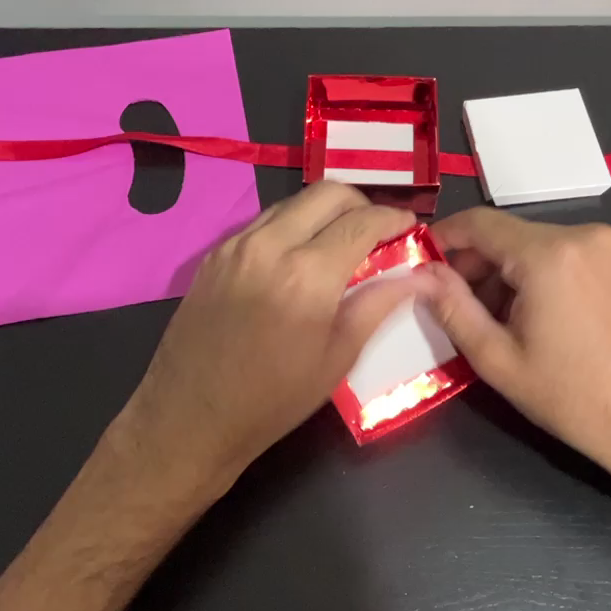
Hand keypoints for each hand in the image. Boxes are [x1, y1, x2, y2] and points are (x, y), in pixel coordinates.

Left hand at [109, 182, 436, 501]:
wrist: (190, 418)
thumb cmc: (272, 400)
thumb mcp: (337, 358)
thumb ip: (378, 305)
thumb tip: (421, 276)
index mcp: (307, 274)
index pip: (362, 221)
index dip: (394, 218)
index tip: (410, 226)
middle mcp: (269, 245)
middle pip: (327, 193)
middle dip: (361, 204)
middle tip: (376, 233)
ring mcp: (235, 246)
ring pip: (291, 202)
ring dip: (323, 212)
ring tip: (340, 244)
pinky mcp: (213, 256)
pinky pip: (262, 222)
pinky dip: (290, 227)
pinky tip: (297, 259)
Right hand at [424, 208, 610, 497]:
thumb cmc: (566, 394)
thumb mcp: (494, 356)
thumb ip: (451, 307)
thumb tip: (418, 275)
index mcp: (548, 255)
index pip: (478, 223)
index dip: (441, 239)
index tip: (417, 265)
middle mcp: (578, 235)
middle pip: (502, 234)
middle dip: (470, 265)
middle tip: (450, 307)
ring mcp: (600, 245)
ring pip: (525, 245)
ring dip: (498, 275)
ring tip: (488, 322)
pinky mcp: (609, 260)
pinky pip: (551, 255)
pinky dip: (526, 277)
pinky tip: (521, 317)